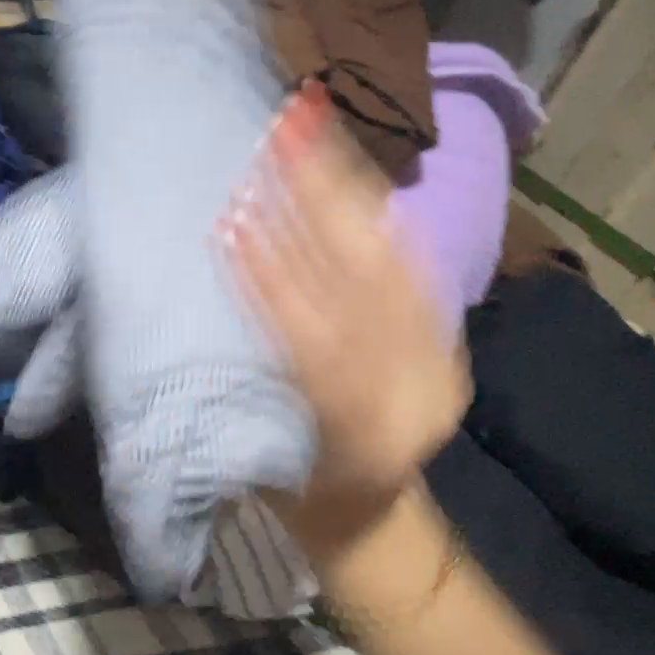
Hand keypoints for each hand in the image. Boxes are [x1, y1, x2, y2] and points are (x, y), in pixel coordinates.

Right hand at [225, 86, 470, 558]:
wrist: (372, 523)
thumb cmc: (296, 500)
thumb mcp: (258, 464)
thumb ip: (242, 395)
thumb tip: (210, 310)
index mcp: (359, 434)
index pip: (313, 340)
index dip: (271, 278)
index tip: (234, 220)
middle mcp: (414, 393)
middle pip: (368, 284)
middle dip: (322, 203)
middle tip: (287, 133)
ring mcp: (437, 366)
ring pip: (395, 268)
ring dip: (349, 193)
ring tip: (315, 131)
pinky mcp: (444, 346)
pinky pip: (414, 272)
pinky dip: (378, 219)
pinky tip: (353, 177)